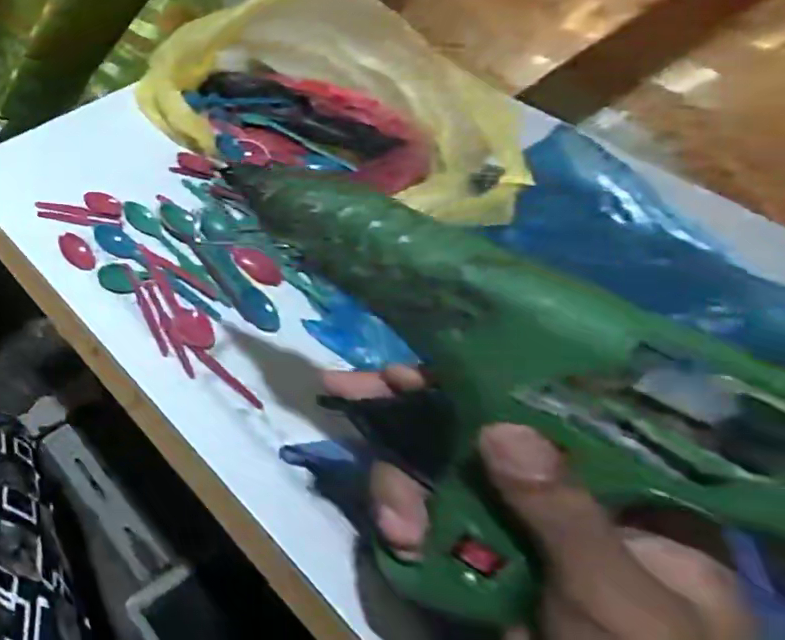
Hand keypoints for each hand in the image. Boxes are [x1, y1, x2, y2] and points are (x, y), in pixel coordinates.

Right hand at [324, 367, 754, 639]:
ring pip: (432, 474)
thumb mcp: (615, 598)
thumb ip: (561, 513)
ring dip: (398, 489)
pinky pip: (419, 514)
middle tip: (341, 385)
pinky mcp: (469, 556)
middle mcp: (558, 502)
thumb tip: (501, 427)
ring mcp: (508, 530)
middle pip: (468, 434)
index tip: (410, 367)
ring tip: (395, 527)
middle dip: (401, 415)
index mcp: (623, 504)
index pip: (545, 418)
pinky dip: (398, 522)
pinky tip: (397, 542)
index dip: (474, 383)